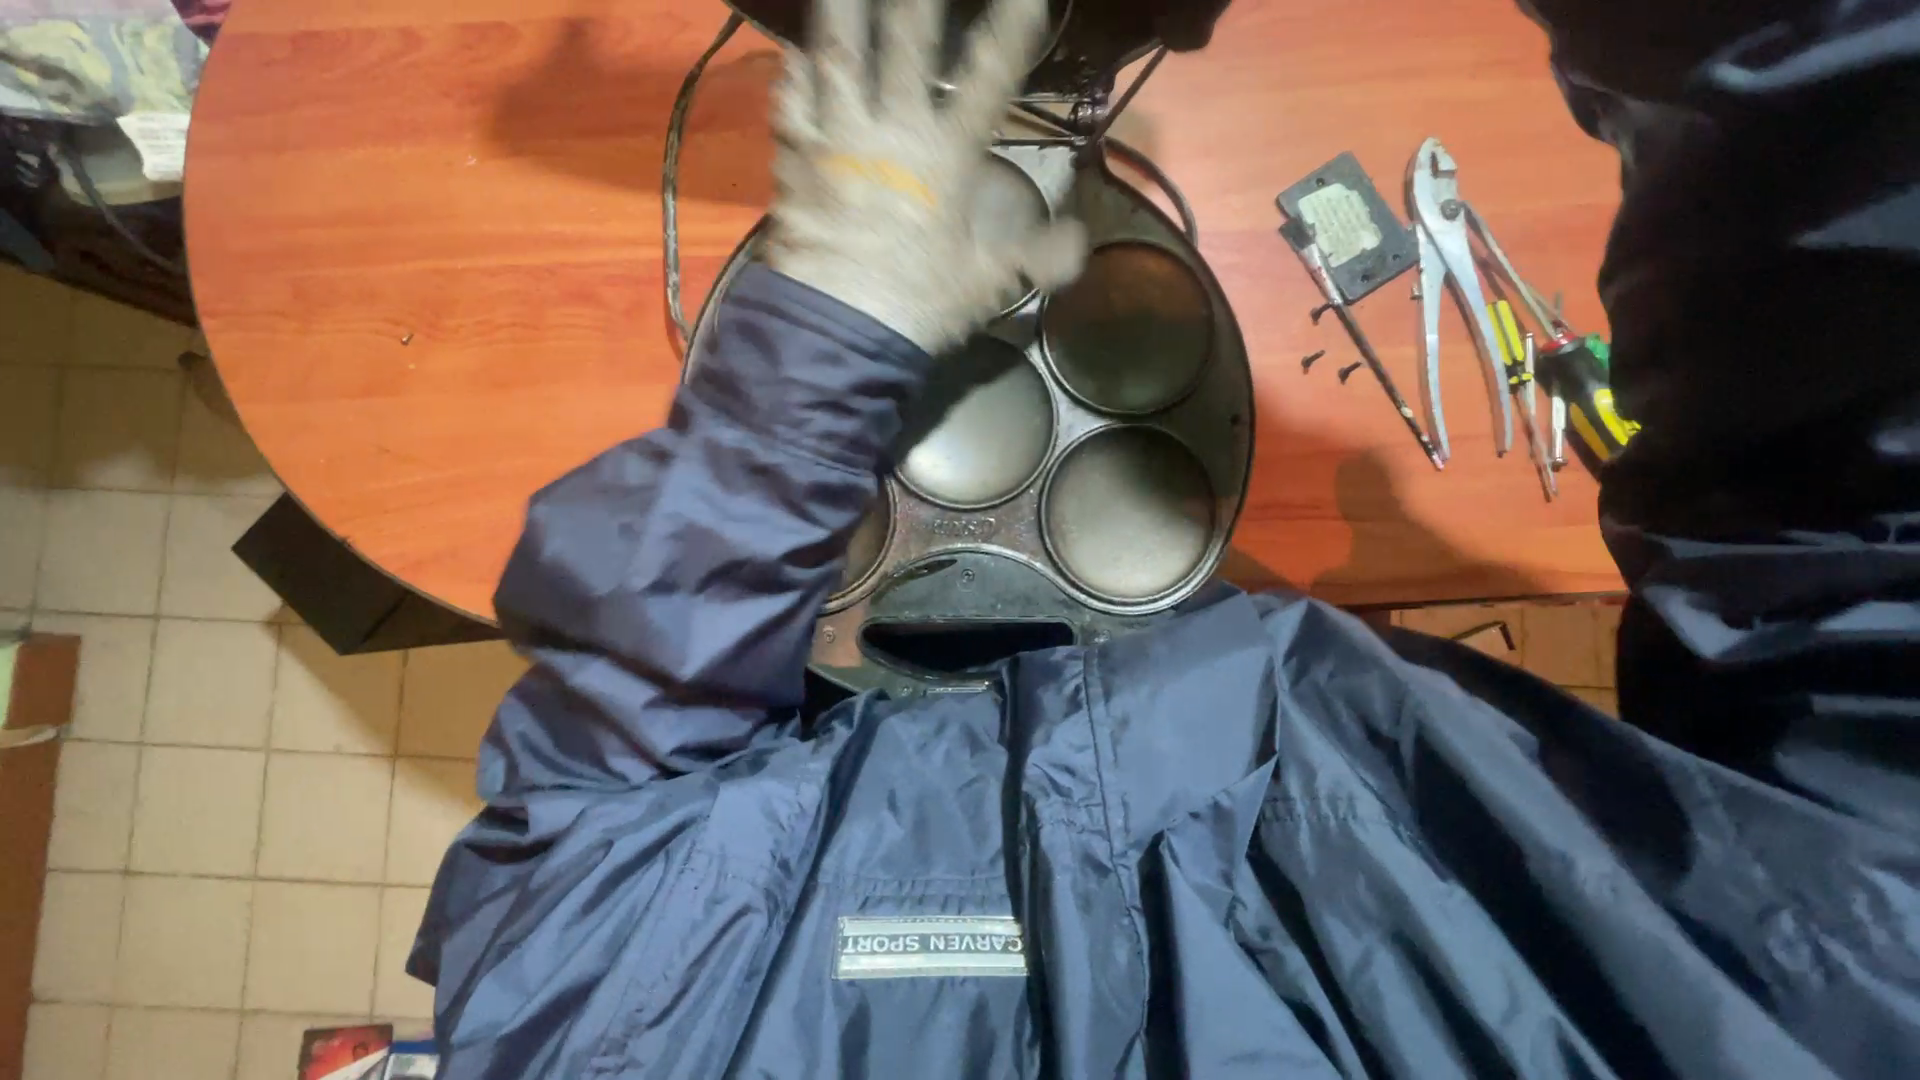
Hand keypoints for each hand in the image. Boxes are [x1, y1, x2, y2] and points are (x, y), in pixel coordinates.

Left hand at [765, 0, 1087, 353]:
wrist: (841, 327)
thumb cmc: (918, 304)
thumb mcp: (986, 282)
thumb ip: (1035, 255)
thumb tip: (1079, 242)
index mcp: (946, 157)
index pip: (988, 80)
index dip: (1009, 30)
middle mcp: (892, 130)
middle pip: (905, 42)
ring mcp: (838, 137)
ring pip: (839, 53)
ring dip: (843, 9)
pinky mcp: (795, 157)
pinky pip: (791, 97)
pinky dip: (794, 69)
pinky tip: (796, 48)